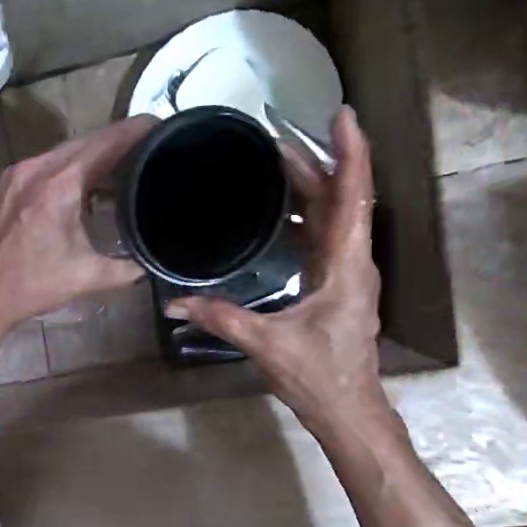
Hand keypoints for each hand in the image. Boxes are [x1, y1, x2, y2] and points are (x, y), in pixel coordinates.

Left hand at [0, 116, 153, 335]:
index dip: (136, 130)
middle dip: (120, 139)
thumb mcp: (89, 276)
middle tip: (152, 145)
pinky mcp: (9, 183)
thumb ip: (129, 267)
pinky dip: (73, 164)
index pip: (106, 143)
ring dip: (95, 152)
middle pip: (87, 141)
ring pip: (66, 150)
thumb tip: (155, 260)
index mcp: (58, 184)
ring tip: (127, 160)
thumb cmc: (33, 285)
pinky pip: (48, 162)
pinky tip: (90, 179)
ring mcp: (18, 173)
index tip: (163, 125)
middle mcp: (36, 168)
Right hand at [167, 107, 394, 433]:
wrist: (348, 410)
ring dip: (313, 187)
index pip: (353, 197)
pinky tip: (280, 210)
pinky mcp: (336, 285)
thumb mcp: (265, 344)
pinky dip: (308, 214)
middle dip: (317, 164)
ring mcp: (347, 273)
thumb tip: (173, 302)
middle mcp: (353, 261)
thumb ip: (220, 317)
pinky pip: (326, 236)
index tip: (342, 116)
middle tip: (280, 139)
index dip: (351, 153)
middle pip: (343, 199)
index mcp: (346, 266)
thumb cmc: (318, 376)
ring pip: (336, 216)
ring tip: (279, 162)